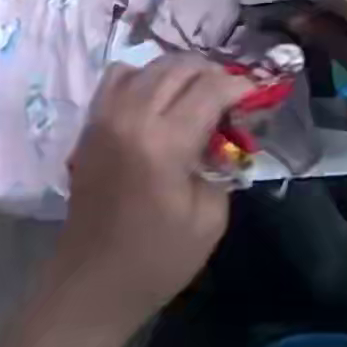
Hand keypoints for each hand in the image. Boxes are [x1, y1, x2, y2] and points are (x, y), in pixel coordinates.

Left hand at [50, 55, 252, 330]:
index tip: (256, 94)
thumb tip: (226, 132)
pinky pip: (119, 76)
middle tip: (231, 95)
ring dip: (181, 71)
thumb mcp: (210, 218)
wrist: (92, 282)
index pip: (210, 89)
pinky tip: (158, 98)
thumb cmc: (157, 260)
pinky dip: (144, 75)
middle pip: (180, 67)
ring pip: (150, 64)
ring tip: (198, 92)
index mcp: (165, 143)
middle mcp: (132, 116)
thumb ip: (222, 164)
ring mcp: (106, 115)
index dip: (239, 86)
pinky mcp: (91, 123)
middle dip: (213, 73)